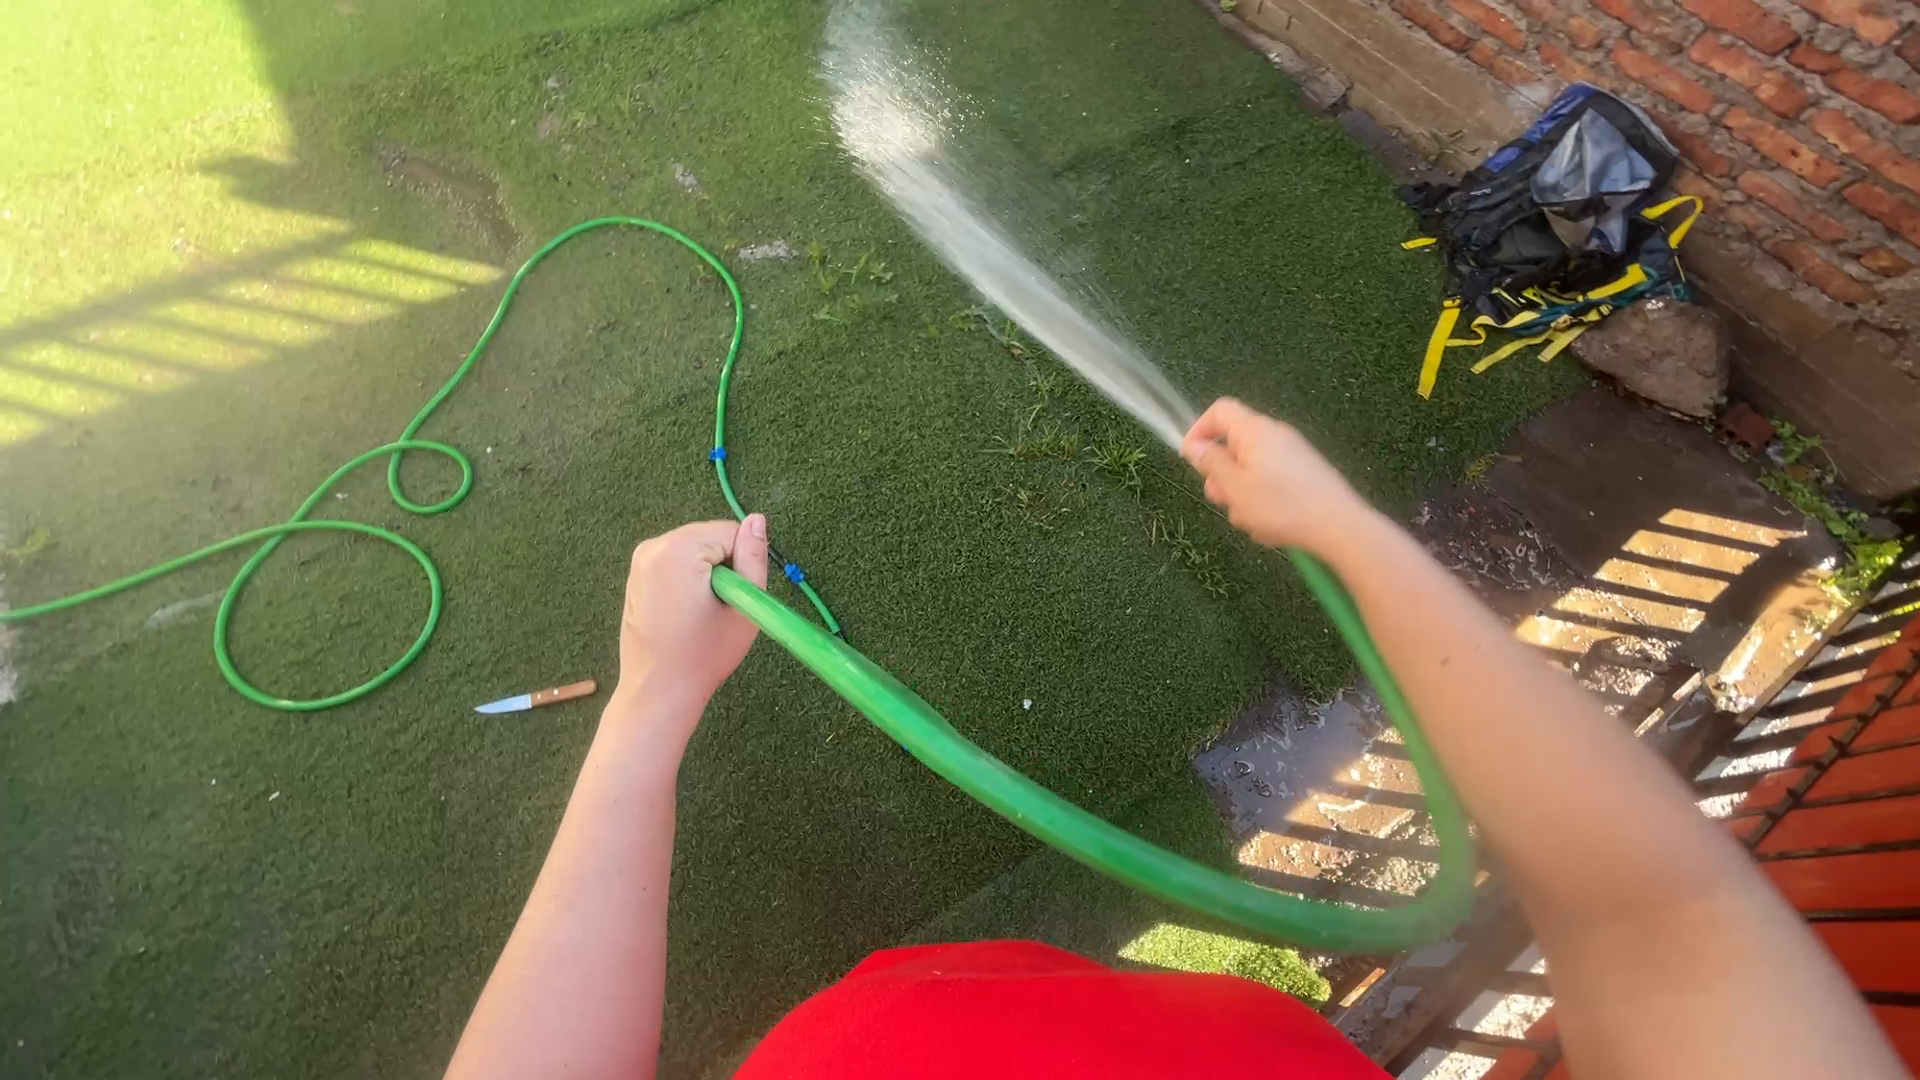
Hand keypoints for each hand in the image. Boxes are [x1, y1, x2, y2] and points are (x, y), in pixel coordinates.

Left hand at [617, 516, 769, 709]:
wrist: (659, 688)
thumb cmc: (706, 652)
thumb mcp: (745, 604)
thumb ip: (754, 557)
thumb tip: (757, 519)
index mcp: (678, 549)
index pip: (731, 533)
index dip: (743, 563)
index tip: (736, 597)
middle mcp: (654, 545)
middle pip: (711, 537)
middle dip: (725, 565)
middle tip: (722, 606)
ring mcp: (641, 559)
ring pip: (697, 547)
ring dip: (710, 571)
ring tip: (704, 610)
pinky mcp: (637, 573)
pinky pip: (679, 559)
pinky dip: (692, 576)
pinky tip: (688, 609)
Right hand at [1180, 397, 1374, 553]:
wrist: (1339, 527)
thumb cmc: (1280, 506)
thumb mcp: (1235, 487)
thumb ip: (1211, 463)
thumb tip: (1194, 445)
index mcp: (1255, 431)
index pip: (1219, 411)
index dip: (1199, 430)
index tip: (1191, 459)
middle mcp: (1275, 435)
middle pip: (1233, 444)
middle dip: (1221, 474)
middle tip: (1222, 500)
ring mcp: (1292, 454)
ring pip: (1249, 468)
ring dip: (1240, 493)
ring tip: (1250, 519)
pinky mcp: (1304, 474)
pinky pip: (1270, 481)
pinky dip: (1261, 500)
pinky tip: (1269, 523)